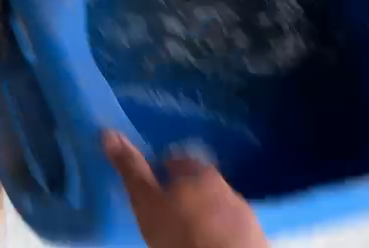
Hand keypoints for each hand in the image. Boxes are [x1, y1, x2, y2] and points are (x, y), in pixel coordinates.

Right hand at [102, 131, 267, 247]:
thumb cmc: (181, 236)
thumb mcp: (146, 202)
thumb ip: (130, 168)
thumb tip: (107, 132)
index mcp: (200, 173)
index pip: (177, 158)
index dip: (162, 171)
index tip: (152, 189)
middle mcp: (229, 189)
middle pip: (201, 183)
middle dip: (186, 193)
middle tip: (167, 212)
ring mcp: (250, 219)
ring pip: (220, 208)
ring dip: (207, 215)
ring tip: (189, 233)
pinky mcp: (261, 244)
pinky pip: (236, 232)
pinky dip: (224, 235)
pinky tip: (209, 244)